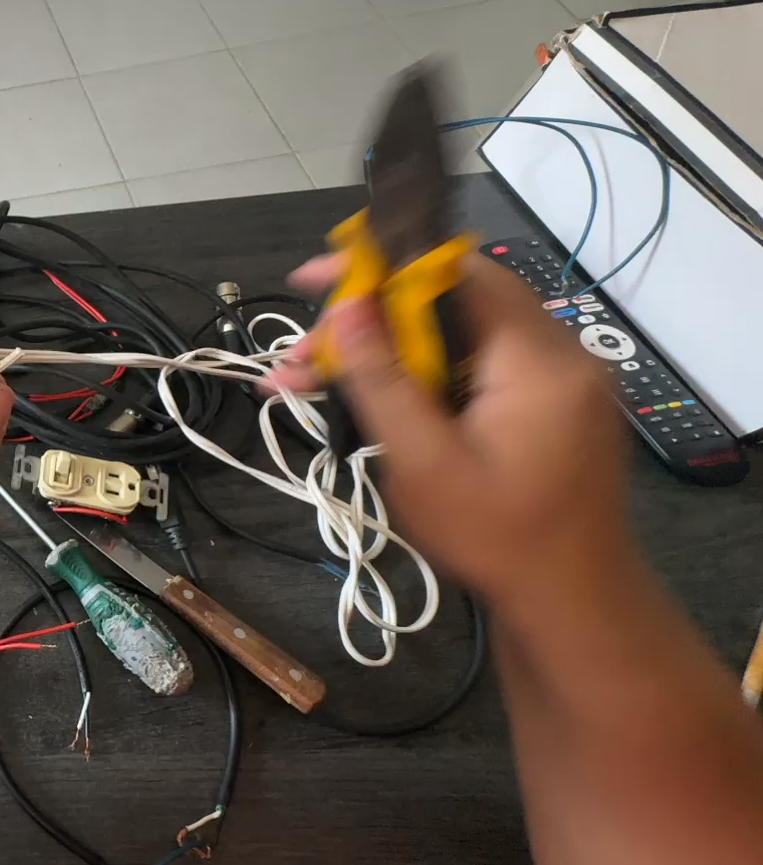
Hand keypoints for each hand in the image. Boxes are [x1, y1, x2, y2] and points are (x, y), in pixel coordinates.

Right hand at [269, 253, 632, 604]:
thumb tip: (345, 305)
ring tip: (300, 382)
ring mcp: (540, 379)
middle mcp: (548, 356)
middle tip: (297, 358)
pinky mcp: (526, 402)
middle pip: (439, 305)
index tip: (311, 279)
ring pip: (437, 336)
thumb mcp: (422, 457)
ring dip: (367, 352)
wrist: (566, 598)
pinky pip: (452, 364)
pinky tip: (348, 396)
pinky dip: (397, 374)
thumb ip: (382, 378)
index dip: (379, 266)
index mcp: (536, 362)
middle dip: (358, 322)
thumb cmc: (493, 533)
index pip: (455, 276)